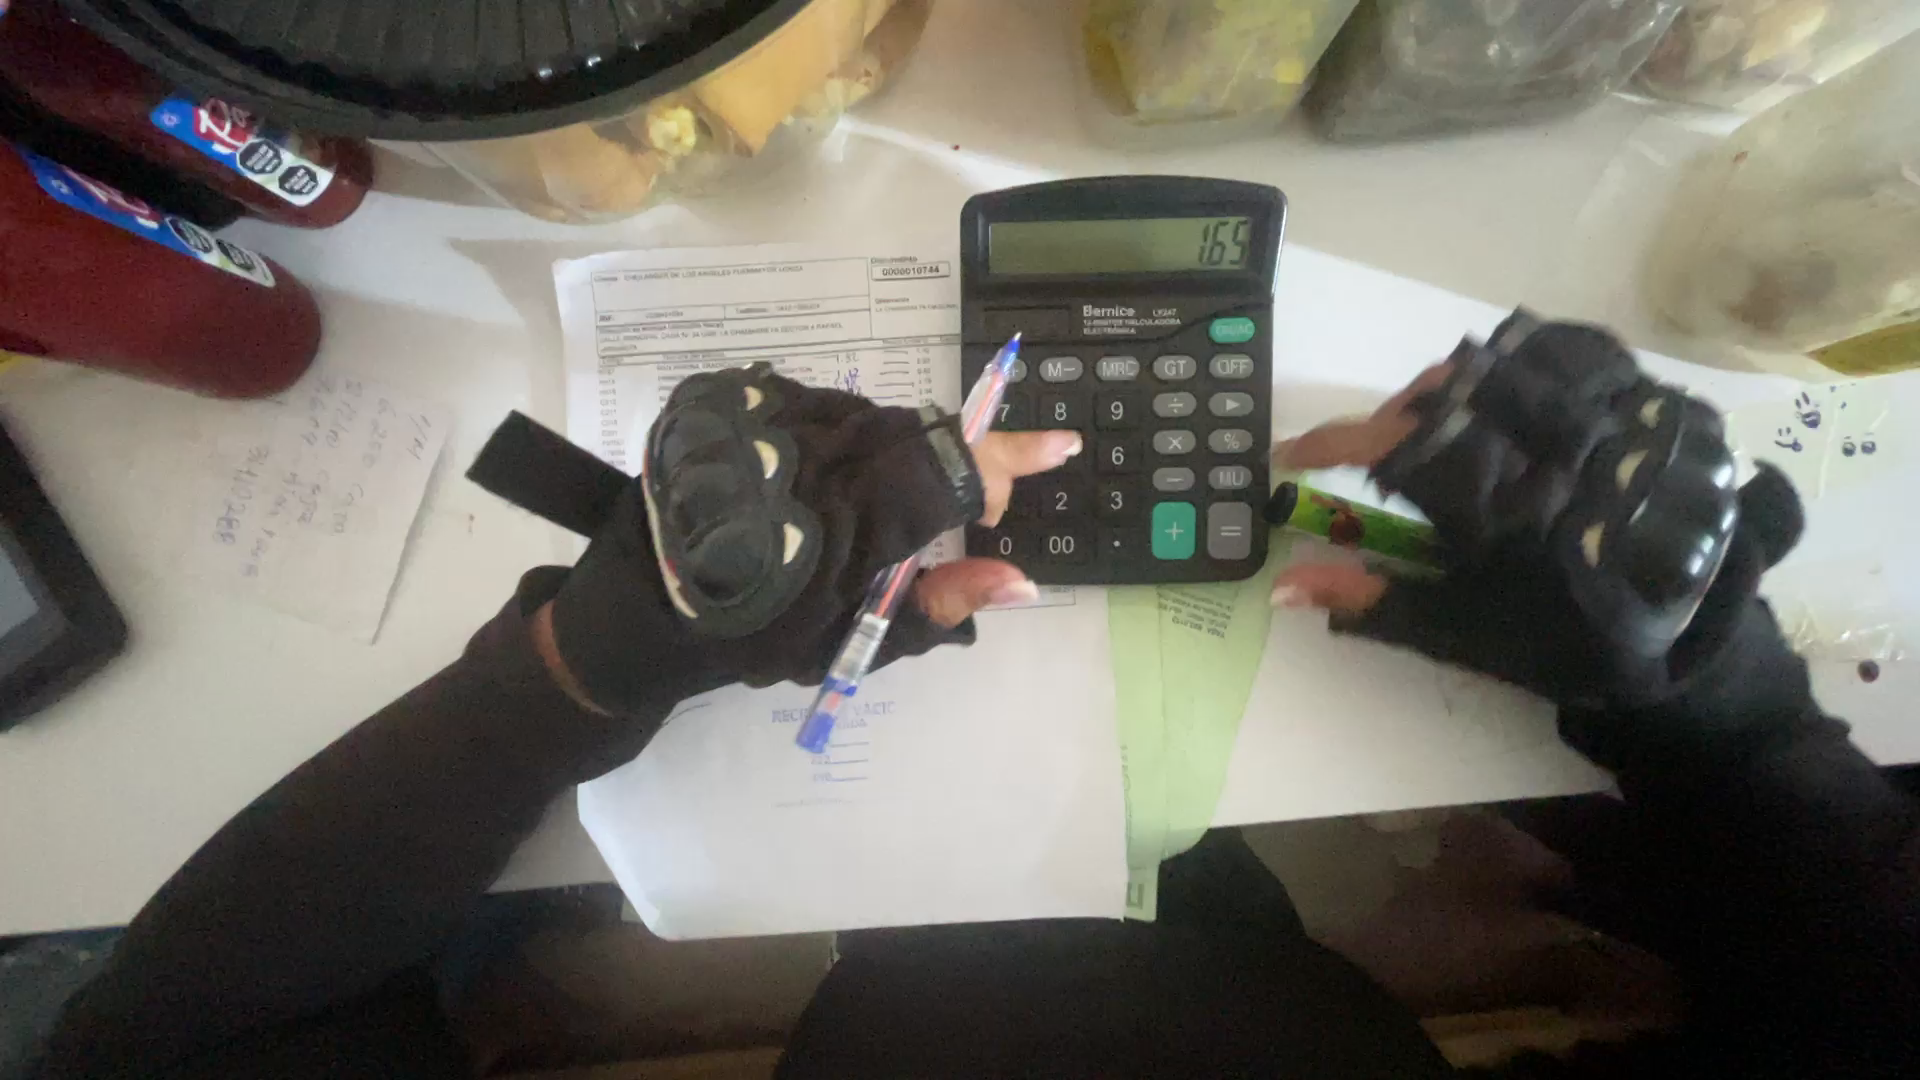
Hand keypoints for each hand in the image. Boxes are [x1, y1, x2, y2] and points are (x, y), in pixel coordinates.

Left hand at [539, 365, 1079, 715]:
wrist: (641, 611)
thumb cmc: (754, 638)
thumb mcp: (854, 639)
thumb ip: (942, 606)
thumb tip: (1023, 580)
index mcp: (858, 517)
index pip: (959, 468)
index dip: (1012, 458)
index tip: (1057, 448)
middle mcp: (825, 450)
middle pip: (924, 436)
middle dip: (956, 469)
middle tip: (952, 514)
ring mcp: (777, 416)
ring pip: (876, 418)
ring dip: (896, 455)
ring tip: (866, 507)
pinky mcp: (742, 399)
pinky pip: (826, 405)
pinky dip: (847, 438)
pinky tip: (822, 478)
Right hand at [1269, 313, 1800, 710]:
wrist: (1686, 640)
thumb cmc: (1556, 637)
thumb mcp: (1453, 625)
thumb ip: (1364, 597)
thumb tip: (1277, 588)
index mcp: (1500, 502)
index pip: (1394, 450)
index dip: (1331, 445)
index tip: (1292, 453)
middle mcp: (1550, 444)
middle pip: (1444, 391)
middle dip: (1391, 419)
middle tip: (1376, 455)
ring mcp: (1606, 416)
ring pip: (1503, 360)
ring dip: (1450, 390)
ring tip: (1439, 428)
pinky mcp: (1648, 404)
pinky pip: (1571, 351)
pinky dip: (1521, 364)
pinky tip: (1505, 400)